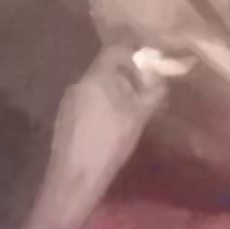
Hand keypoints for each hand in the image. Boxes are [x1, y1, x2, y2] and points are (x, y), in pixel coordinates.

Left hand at [40, 44, 167, 212]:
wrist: (74, 179)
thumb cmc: (110, 145)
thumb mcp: (139, 117)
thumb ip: (153, 91)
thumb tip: (163, 75)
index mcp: (97, 76)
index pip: (116, 49)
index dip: (135, 52)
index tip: (151, 63)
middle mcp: (80, 81)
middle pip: (107, 65)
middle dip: (128, 72)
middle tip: (146, 86)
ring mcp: (70, 98)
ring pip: (98, 82)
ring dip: (116, 88)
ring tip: (133, 105)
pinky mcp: (66, 114)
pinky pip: (90, 96)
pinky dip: (104, 100)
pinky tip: (113, 120)